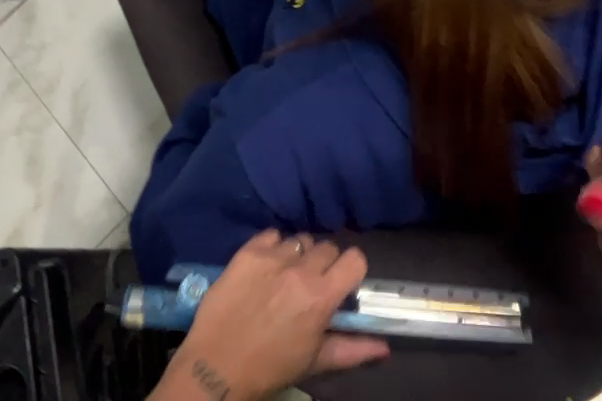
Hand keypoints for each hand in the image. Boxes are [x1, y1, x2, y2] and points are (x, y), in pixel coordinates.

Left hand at [156, 231, 389, 400]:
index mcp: (321, 296)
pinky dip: (273, 246)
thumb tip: (384, 346)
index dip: (350, 269)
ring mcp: (271, 258)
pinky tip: (266, 266)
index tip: (341, 282)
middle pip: (327, 246)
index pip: (355, 258)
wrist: (217, 366)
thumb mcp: (315, 361)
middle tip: (311, 283)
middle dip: (324, 263)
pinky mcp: (247, 252)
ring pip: (299, 239)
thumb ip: (354, 349)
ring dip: (299, 254)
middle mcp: (300, 270)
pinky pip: (271, 235)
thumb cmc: (271, 367)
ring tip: (286, 274)